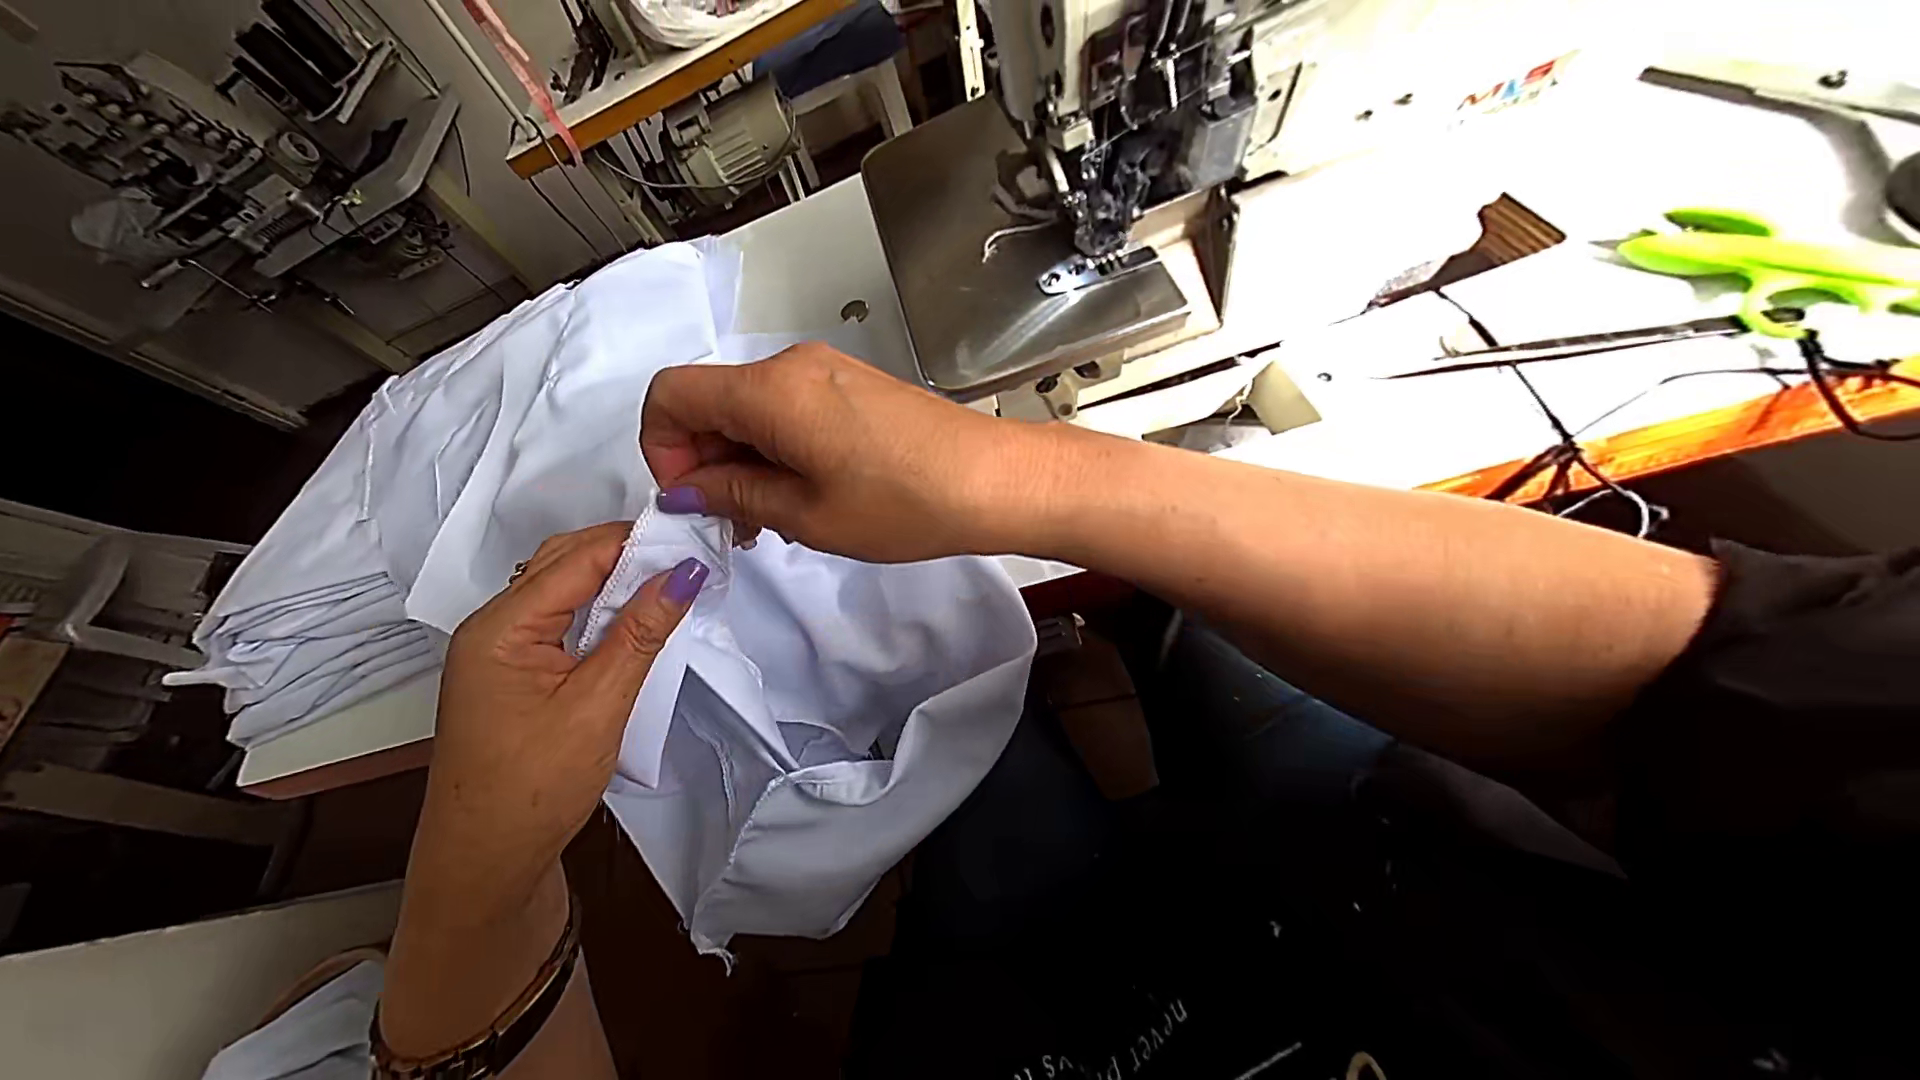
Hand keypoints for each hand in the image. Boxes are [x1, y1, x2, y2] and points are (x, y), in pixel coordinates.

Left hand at [420, 522, 709, 902]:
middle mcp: (493, 626)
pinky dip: (604, 604)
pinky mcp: (517, 667)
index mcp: (501, 628)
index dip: (636, 542)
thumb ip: (642, 632)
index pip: (578, 558)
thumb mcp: (599, 704)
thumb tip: (684, 573)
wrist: (487, 861)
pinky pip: (564, 615)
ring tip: (672, 578)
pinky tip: (638, 612)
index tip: (693, 539)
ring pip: (565, 585)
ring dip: (618, 576)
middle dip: (627, 550)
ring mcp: (502, 647)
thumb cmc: (536, 787)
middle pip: (565, 561)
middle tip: (688, 556)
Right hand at [640, 343, 1058, 562]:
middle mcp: (795, 365)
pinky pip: (791, 407)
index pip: (671, 394)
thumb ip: (735, 495)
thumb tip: (691, 488)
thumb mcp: (807, 515)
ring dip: (745, 459)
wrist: (993, 481)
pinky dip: (779, 446)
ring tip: (774, 515)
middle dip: (706, 460)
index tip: (690, 496)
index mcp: (771, 390)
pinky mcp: (855, 385)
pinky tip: (805, 491)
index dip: (662, 448)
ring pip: (753, 407)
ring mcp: (829, 370)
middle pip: (712, 401)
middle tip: (734, 519)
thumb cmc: (908, 502)